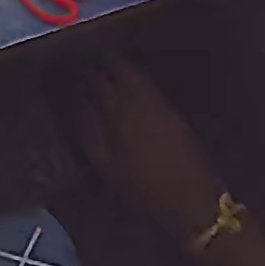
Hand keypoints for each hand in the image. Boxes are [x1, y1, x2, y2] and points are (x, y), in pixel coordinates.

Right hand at [74, 61, 227, 239]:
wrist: (195, 205)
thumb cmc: (143, 188)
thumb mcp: (105, 163)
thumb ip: (87, 127)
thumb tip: (78, 100)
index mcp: (120, 108)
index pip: (95, 76)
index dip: (80, 69)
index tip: (69, 68)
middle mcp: (141, 98)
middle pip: (120, 65)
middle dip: (101, 60)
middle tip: (87, 63)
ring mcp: (161, 103)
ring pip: (137, 73)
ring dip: (119, 67)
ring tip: (104, 72)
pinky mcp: (174, 112)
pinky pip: (149, 85)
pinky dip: (134, 79)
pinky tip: (127, 89)